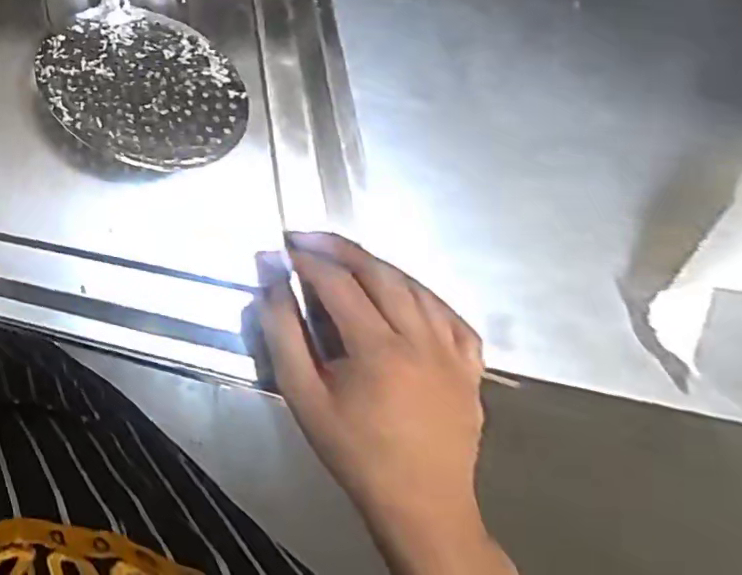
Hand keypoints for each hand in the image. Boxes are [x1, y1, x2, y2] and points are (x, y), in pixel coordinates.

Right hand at [257, 233, 511, 574]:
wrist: (420, 505)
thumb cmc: (351, 448)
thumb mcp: (300, 390)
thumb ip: (282, 330)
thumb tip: (272, 281)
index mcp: (380, 350)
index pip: (338, 283)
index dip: (304, 260)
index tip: (278, 250)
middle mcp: (423, 344)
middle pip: (381, 274)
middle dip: (339, 248)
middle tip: (305, 237)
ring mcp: (453, 358)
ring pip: (417, 289)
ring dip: (377, 265)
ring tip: (343, 256)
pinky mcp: (470, 372)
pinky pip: (451, 318)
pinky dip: (422, 295)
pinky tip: (401, 292)